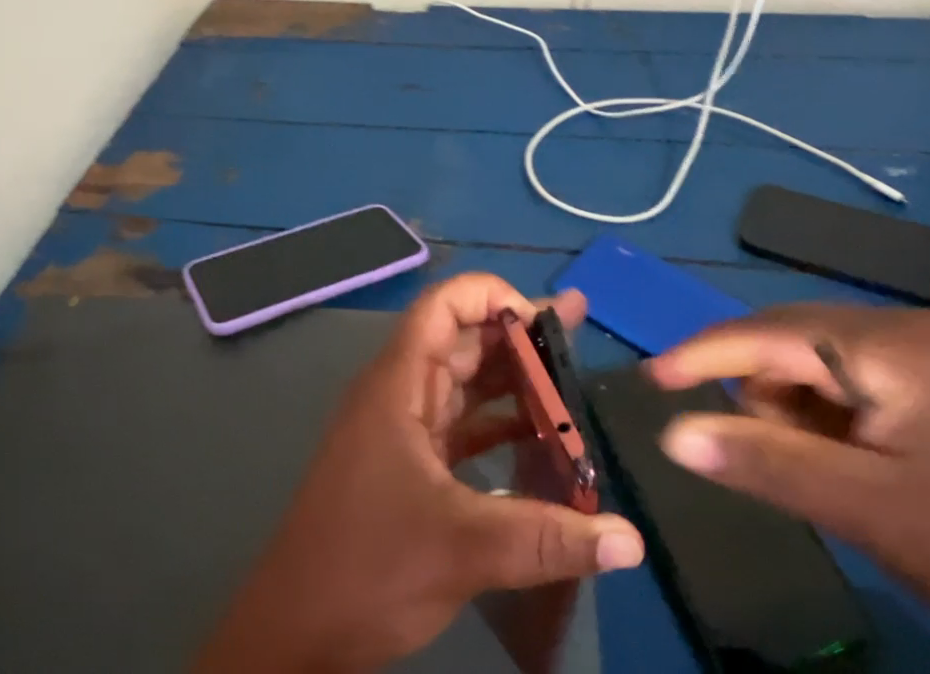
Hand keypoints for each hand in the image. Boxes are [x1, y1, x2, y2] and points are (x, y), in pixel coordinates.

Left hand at [194, 274, 643, 673]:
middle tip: (582, 338)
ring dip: (514, 382)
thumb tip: (633, 542)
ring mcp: (401, 434)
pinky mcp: (408, 469)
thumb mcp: (463, 547)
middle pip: (460, 342)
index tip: (546, 322)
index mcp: (397, 387)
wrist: (297, 631)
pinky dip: (501, 428)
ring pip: (463, 387)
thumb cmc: (368, 568)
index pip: (442, 308)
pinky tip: (545, 443)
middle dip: (519, 336)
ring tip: (576, 384)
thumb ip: (550, 538)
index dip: (492, 298)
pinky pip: (462, 429)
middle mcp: (398, 397)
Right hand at [650, 304, 929, 673]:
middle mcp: (912, 331)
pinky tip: (843, 463)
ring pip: (824, 366)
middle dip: (754, 388)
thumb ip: (762, 461)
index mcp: (893, 344)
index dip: (703, 353)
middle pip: (794, 340)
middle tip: (732, 446)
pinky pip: (860, 386)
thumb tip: (673, 434)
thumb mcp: (865, 506)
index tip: (649, 379)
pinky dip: (831, 419)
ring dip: (794, 409)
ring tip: (807, 469)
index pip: (770, 332)